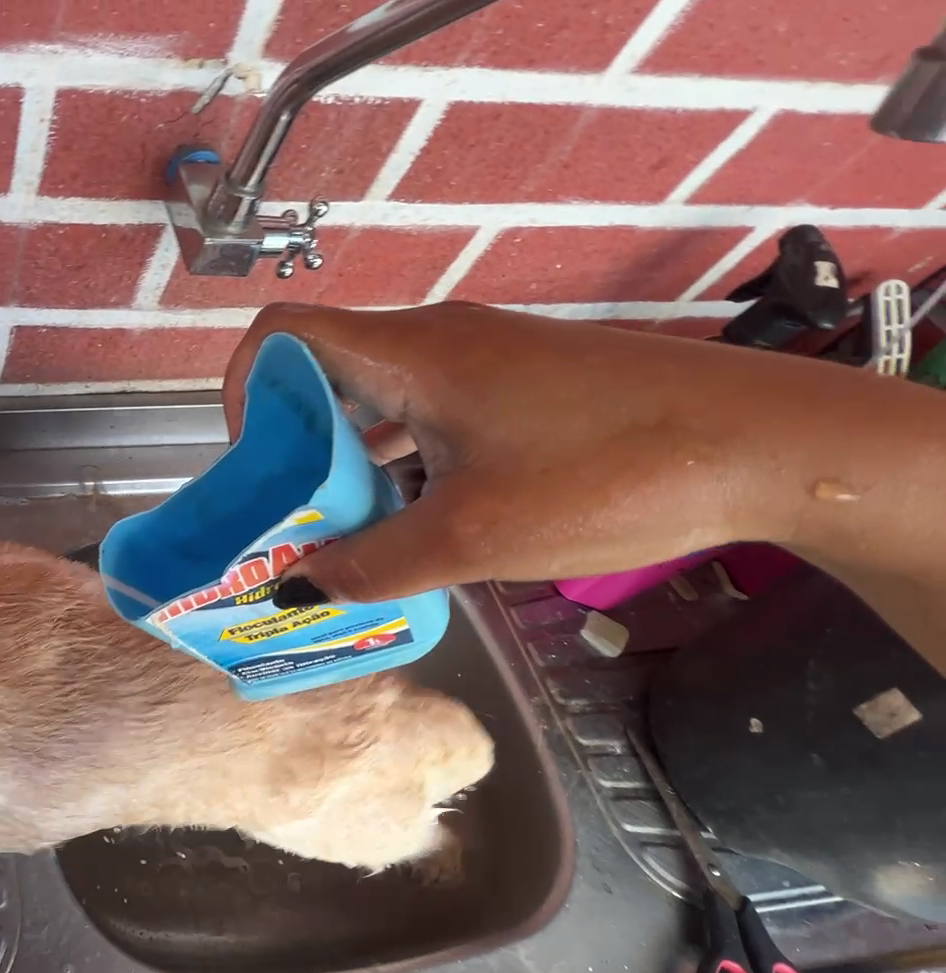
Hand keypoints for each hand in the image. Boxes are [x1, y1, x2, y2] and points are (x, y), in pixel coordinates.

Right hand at [222, 302, 919, 602]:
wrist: (779, 447)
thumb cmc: (613, 476)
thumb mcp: (473, 537)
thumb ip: (370, 565)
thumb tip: (294, 590)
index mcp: (411, 355)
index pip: (283, 333)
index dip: (242, 386)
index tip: (250, 459)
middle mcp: (434, 341)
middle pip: (321, 370)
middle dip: (286, 442)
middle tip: (286, 513)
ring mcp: (478, 359)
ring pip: (372, 396)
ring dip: (341, 456)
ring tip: (337, 526)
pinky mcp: (512, 383)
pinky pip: (419, 409)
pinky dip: (391, 457)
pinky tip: (405, 513)